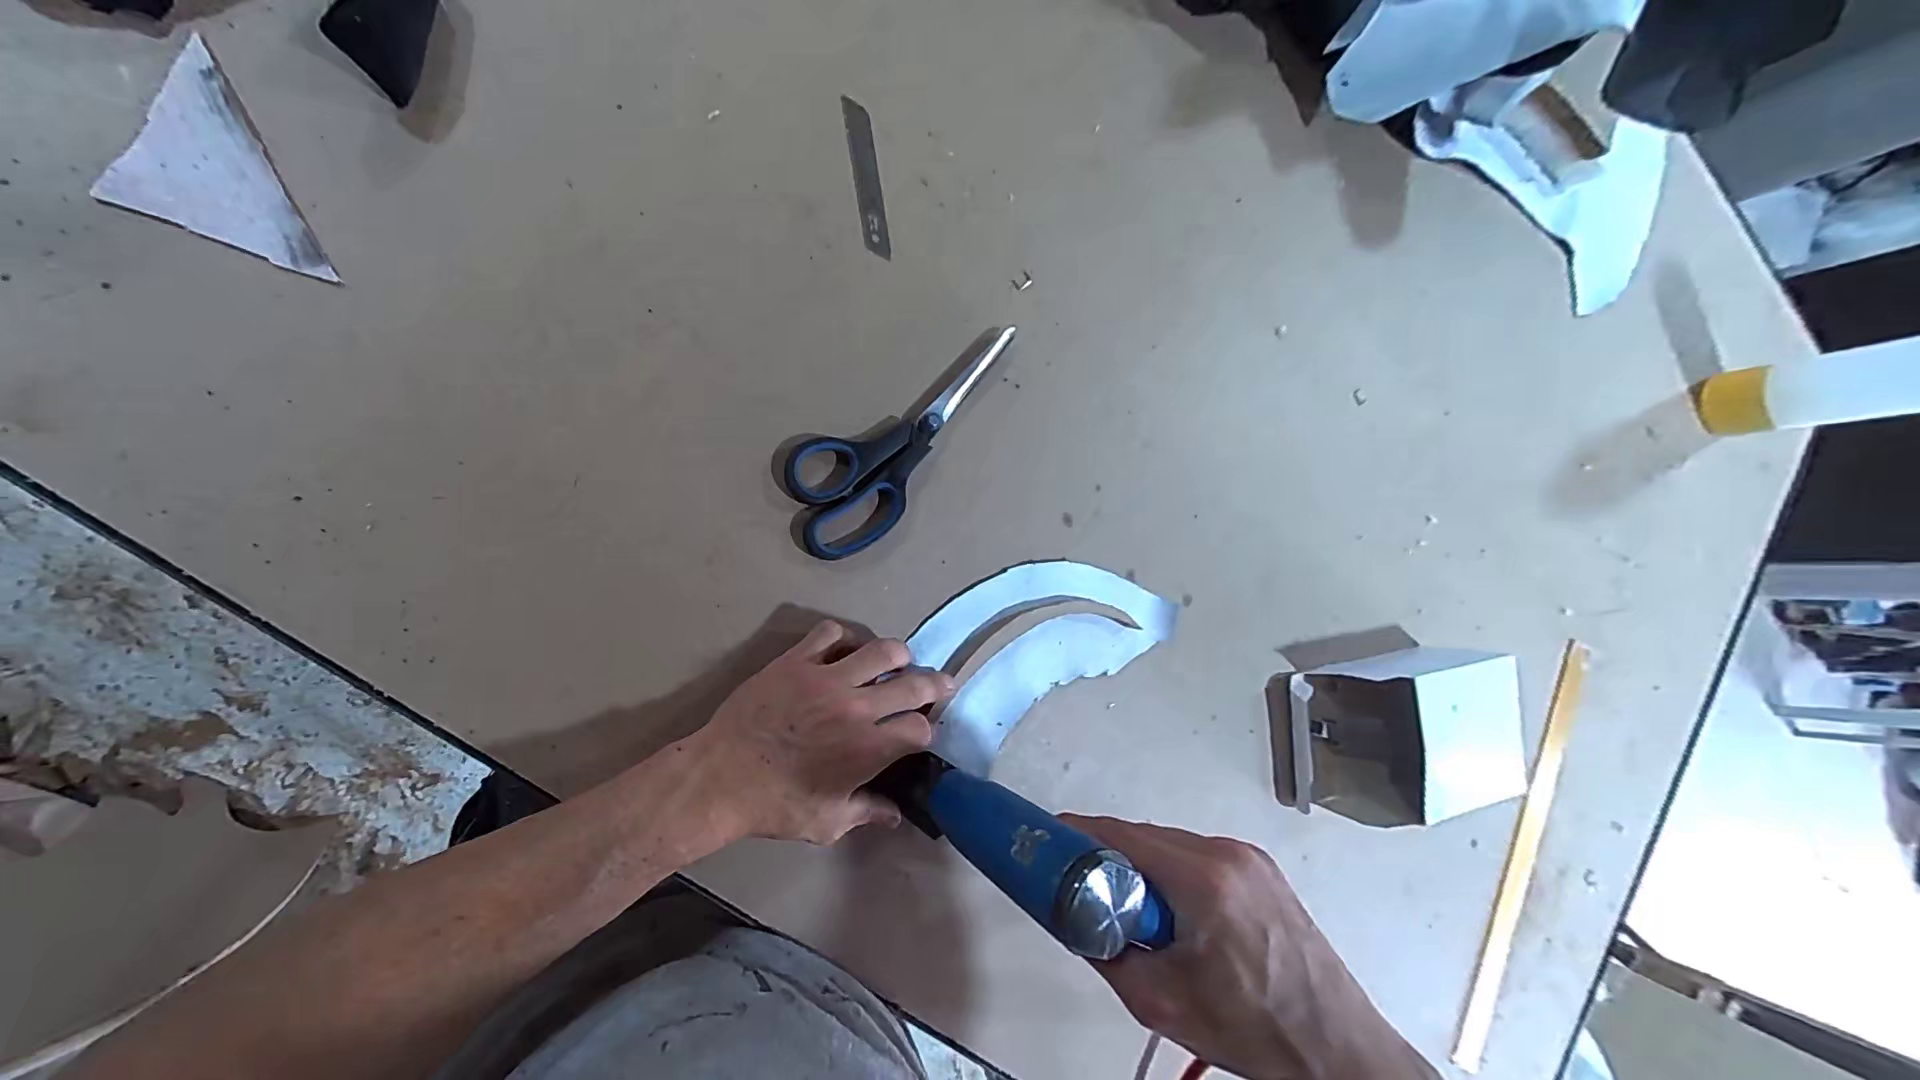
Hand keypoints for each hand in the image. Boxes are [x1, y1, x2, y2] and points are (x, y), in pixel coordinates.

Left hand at [683, 621, 951, 844]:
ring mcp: (826, 679)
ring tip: (898, 661)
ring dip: (898, 656)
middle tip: (942, 683)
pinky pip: (831, 633)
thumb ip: (866, 813)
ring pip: (881, 650)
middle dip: (936, 683)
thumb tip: (895, 814)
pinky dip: (846, 637)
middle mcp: (855, 707)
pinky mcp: (797, 661)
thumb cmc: (774, 805)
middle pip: (913, 683)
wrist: (718, 778)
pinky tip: (847, 649)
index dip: (928, 729)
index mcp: (867, 749)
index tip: (922, 730)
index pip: (919, 728)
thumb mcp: (826, 823)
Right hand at [1060, 815, 1435, 1079]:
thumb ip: (1106, 953)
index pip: (1123, 836)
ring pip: (1172, 844)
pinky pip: (1199, 856)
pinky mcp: (1262, 869)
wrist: (1341, 1054)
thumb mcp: (1160, 1001)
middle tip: (1082, 885)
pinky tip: (1170, 910)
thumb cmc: (1252, 1031)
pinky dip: (1173, 872)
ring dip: (1142, 865)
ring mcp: (1249, 857)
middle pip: (1146, 836)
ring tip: (1129, 908)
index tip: (1050, 841)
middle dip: (1108, 855)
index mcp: (1203, 879)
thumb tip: (1075, 921)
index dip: (1080, 835)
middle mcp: (1228, 853)